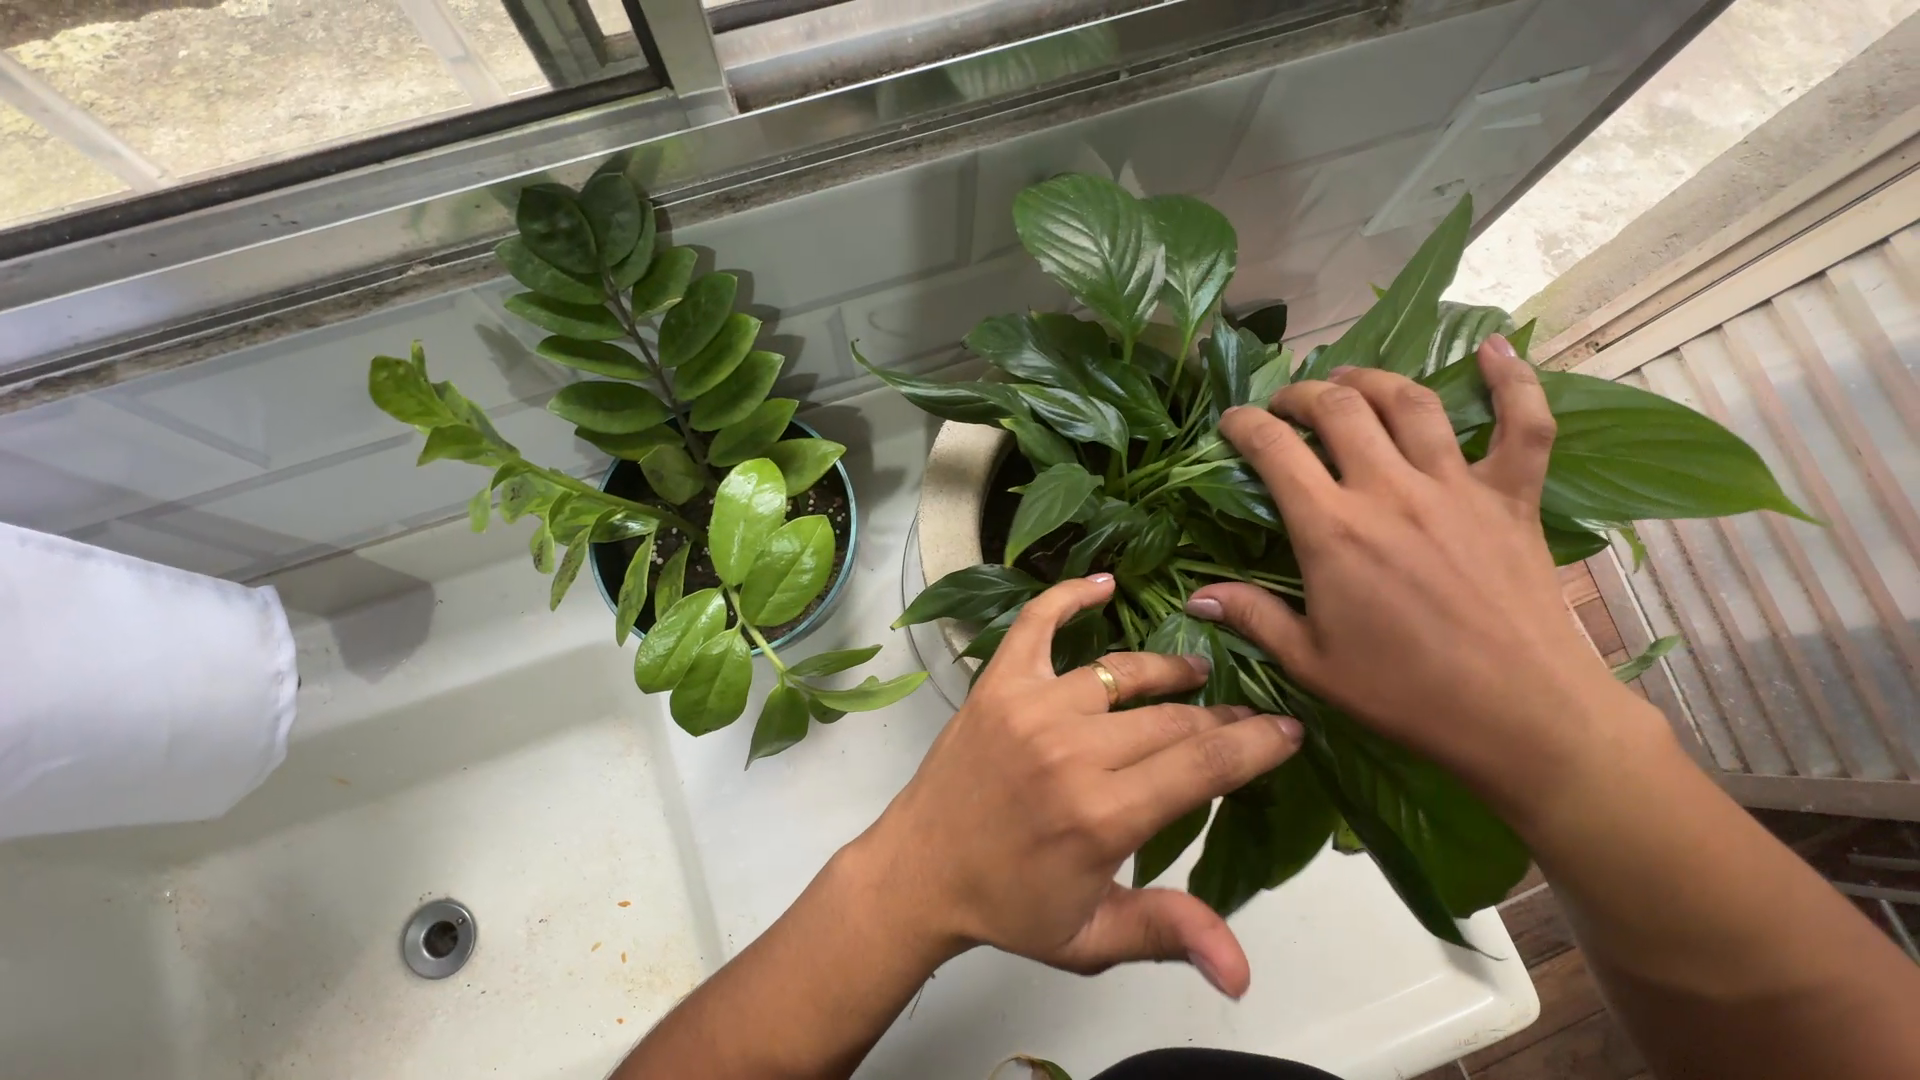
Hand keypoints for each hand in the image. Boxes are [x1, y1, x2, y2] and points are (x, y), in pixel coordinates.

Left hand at [852, 574, 1301, 997]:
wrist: (919, 873)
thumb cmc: (1010, 908)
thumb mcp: (1092, 937)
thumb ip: (1169, 933)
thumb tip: (1244, 979)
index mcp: (1104, 814)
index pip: (1205, 764)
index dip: (1256, 744)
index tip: (1289, 729)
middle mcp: (1073, 750)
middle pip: (1172, 718)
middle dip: (1220, 717)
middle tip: (1242, 716)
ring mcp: (1032, 707)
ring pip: (1124, 671)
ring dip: (1168, 669)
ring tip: (1195, 672)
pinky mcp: (997, 684)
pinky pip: (1036, 624)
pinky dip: (1069, 597)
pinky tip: (1104, 582)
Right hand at [1187, 336, 1655, 817]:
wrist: (1521, 716)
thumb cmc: (1405, 693)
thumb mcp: (1311, 662)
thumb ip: (1252, 617)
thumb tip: (1193, 596)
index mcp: (1332, 530)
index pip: (1274, 450)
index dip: (1245, 425)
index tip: (1232, 423)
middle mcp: (1390, 491)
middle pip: (1339, 410)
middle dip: (1303, 394)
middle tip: (1287, 405)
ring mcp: (1457, 488)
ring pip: (1411, 402)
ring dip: (1372, 380)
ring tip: (1350, 380)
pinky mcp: (1514, 498)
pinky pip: (1523, 425)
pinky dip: (1514, 381)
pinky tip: (1497, 348)